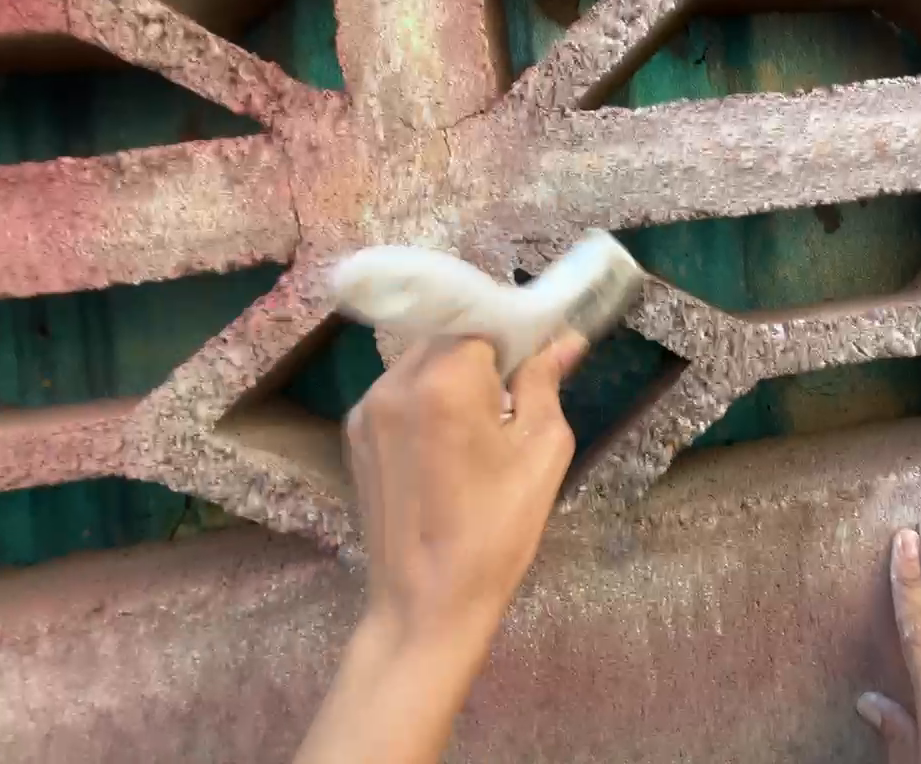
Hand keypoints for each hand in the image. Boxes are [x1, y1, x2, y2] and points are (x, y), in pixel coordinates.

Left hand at [346, 335, 583, 642]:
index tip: (542, 349)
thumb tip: (564, 339)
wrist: (426, 604)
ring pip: (424, 359)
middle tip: (521, 385)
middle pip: (450, 334)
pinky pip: (402, 389)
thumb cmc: (499, 527)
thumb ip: (545, 380)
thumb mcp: (542, 448)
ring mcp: (367, 409)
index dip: (516, 329)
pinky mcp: (356, 434)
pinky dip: (432, 394)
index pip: (483, 317)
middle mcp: (394, 383)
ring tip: (488, 417)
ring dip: (459, 371)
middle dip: (488, 349)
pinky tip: (453, 437)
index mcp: (444, 382)